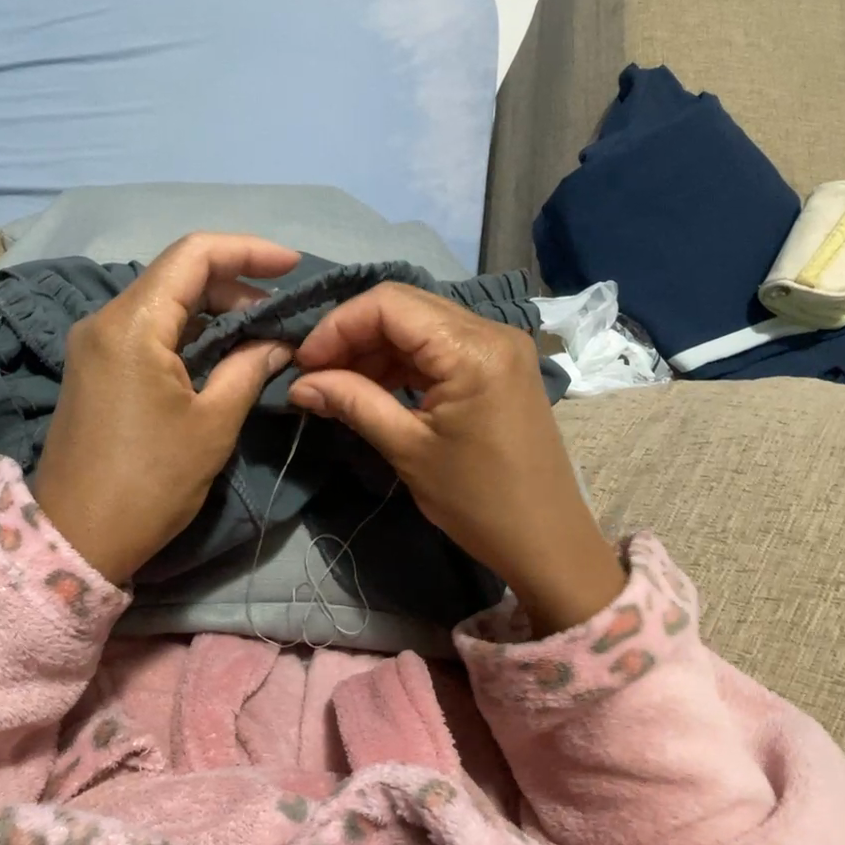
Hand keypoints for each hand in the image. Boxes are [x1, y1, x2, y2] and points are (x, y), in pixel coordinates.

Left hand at [32, 234, 299, 584]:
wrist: (77, 538)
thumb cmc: (150, 482)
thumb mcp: (212, 424)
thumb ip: (248, 368)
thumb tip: (278, 342)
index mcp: (132, 324)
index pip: (194, 255)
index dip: (248, 250)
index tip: (292, 266)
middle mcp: (105, 320)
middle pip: (177, 275)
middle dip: (235, 285)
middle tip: (281, 316)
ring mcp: (95, 344)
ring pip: (162, 302)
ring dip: (213, 310)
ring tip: (261, 333)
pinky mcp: (95, 368)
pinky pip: (147, 330)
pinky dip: (188, 333)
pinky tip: (222, 353)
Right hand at [288, 284, 624, 635]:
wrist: (546, 540)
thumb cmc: (478, 501)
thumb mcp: (408, 449)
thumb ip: (353, 402)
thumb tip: (298, 383)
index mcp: (473, 347)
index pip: (389, 304)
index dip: (337, 326)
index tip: (304, 365)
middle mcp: (491, 330)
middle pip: (404, 307)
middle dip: (352, 335)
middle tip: (315, 374)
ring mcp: (499, 345)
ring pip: (419, 324)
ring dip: (374, 349)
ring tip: (338, 387)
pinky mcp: (498, 365)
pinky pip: (439, 346)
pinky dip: (402, 362)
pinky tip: (373, 388)